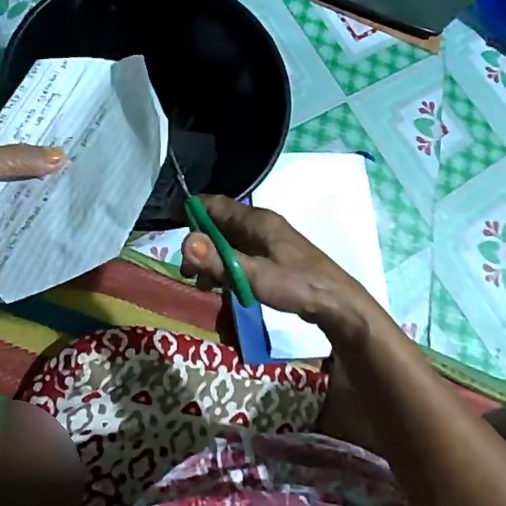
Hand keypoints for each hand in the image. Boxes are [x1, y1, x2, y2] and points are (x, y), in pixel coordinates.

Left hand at [0, 111, 63, 240]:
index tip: (57, 145)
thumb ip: (20, 158)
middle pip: (3, 154)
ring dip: (16, 187)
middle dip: (27, 164)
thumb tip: (62, 156)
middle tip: (62, 171)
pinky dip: (2, 204)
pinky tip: (28, 208)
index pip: (6, 126)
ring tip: (53, 190)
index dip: (29, 135)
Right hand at [178, 195, 377, 332]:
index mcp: (257, 220)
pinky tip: (226, 289)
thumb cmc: (296, 284)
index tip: (169, 226)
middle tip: (187, 271)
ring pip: (231, 242)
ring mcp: (270, 241)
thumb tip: (185, 242)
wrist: (336, 302)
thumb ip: (219, 261)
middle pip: (221, 224)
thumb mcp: (253, 276)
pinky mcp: (275, 258)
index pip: (216, 203)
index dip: (191, 211)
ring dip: (214, 260)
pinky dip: (229, 268)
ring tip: (203, 285)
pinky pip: (243, 255)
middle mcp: (262, 225)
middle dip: (200, 244)